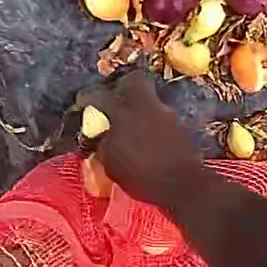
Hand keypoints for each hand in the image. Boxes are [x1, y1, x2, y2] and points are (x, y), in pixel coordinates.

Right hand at [85, 70, 209, 209]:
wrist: (183, 186)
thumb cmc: (142, 177)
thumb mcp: (112, 165)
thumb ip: (103, 145)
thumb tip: (100, 136)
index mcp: (123, 115)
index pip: (100, 96)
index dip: (88, 98)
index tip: (83, 103)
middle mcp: (146, 108)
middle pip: (135, 81)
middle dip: (124, 86)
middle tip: (116, 99)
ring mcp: (167, 115)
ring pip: (151, 100)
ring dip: (141, 108)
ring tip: (134, 126)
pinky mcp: (181, 126)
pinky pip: (163, 118)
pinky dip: (154, 124)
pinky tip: (150, 140)